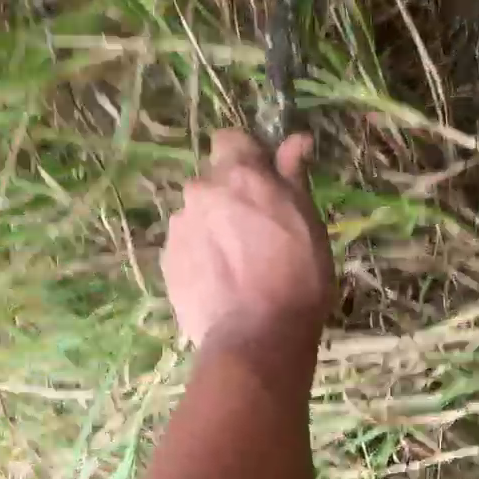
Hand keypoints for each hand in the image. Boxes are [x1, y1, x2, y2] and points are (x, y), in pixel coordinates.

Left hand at [162, 129, 334, 348]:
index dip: (249, 159)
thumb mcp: (309, 227)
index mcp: (240, 175)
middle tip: (260, 237)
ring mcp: (180, 227)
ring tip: (242, 270)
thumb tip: (296, 140)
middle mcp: (201, 191)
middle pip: (214, 183)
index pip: (233, 140)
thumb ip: (294, 180)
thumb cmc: (299, 280)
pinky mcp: (169, 262)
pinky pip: (189, 250)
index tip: (267, 185)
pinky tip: (226, 288)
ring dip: (217, 232)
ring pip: (199, 217)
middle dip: (232, 200)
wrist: (258, 338)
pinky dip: (205, 261)